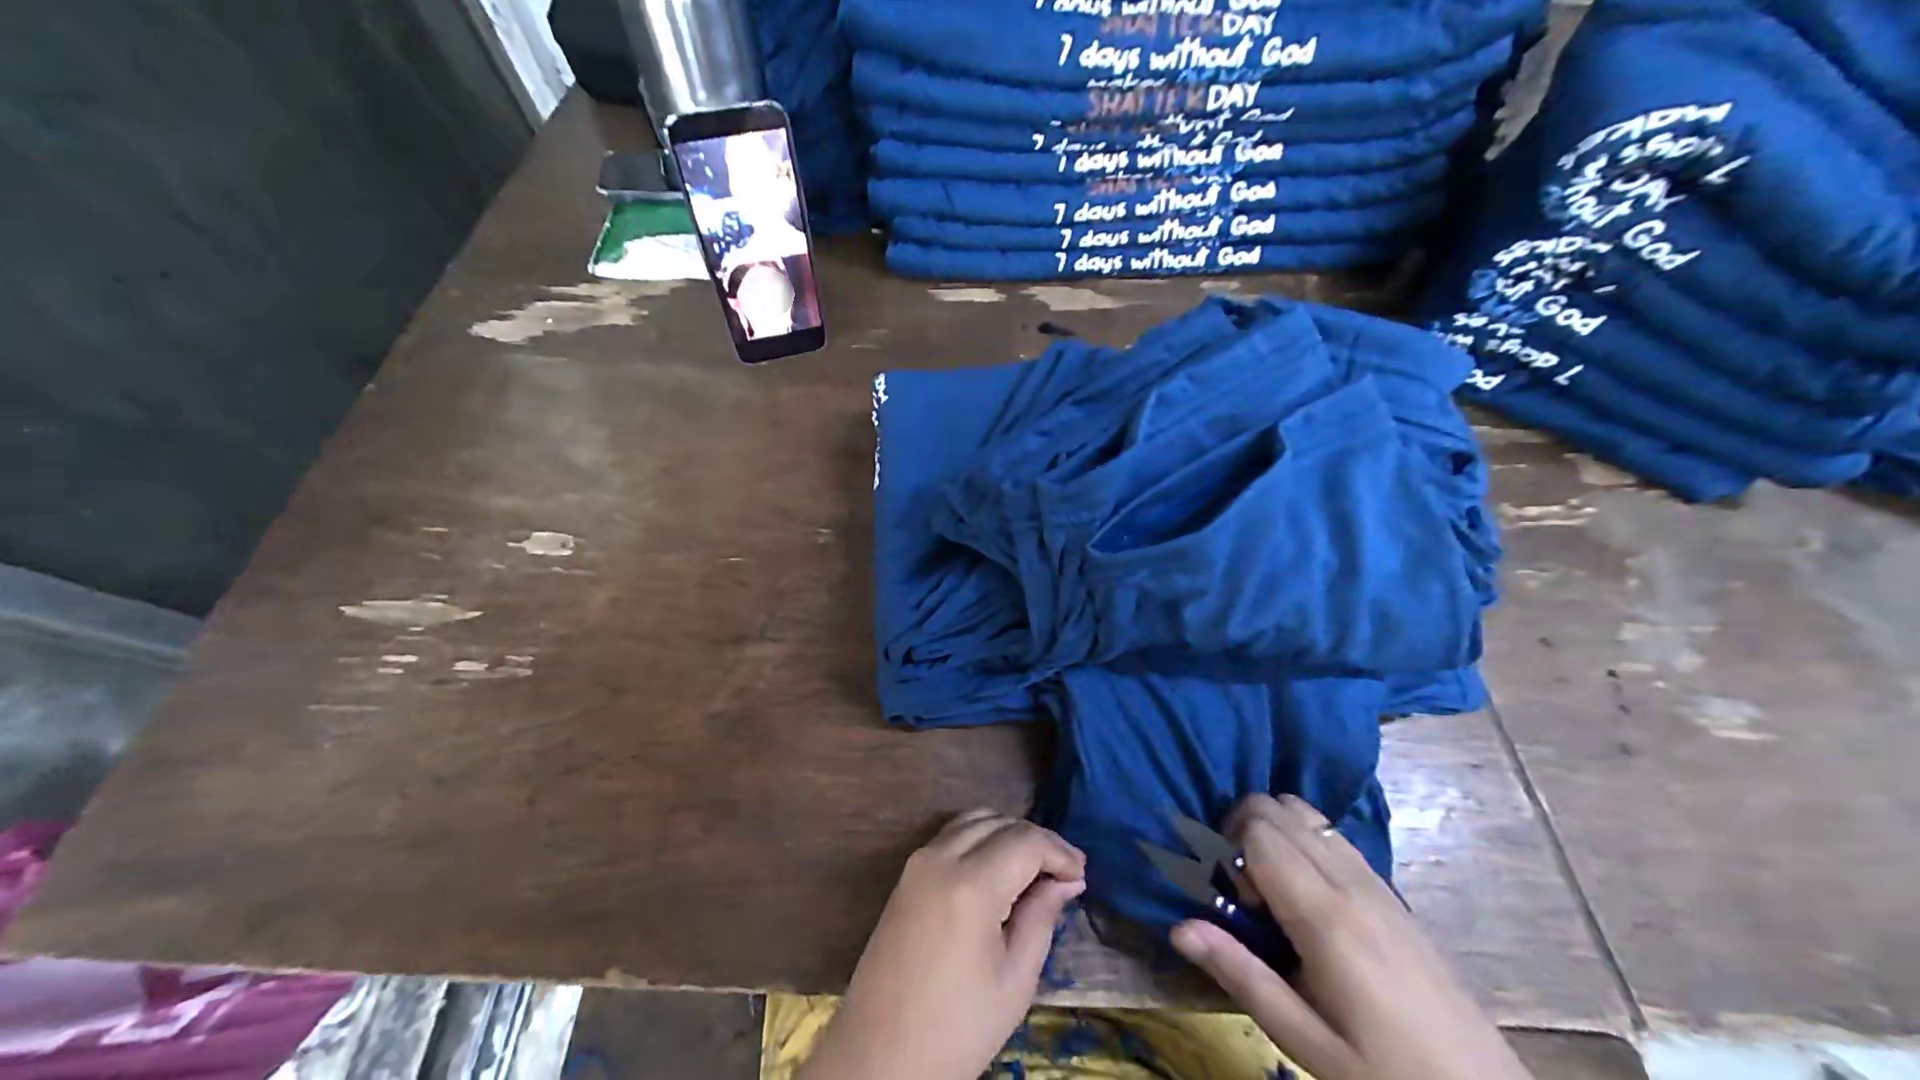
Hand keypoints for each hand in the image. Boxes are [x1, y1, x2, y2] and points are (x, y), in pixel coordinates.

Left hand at [800, 810, 1086, 1079]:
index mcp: (970, 884)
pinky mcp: (905, 876)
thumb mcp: (1015, 980)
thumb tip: (1067, 880)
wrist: (880, 1056)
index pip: (1026, 841)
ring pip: (973, 821)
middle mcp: (939, 859)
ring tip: (1036, 870)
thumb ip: (1042, 917)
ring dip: (1008, 834)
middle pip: (1000, 823)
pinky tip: (1000, 870)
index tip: (1082, 876)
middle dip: (1038, 841)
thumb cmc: (958, 1027)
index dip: (1060, 852)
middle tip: (1065, 874)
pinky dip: (981, 839)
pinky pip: (951, 836)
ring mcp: (917, 863)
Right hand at [1171, 795, 1532, 1079]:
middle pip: (1279, 809)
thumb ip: (1240, 975)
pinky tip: (1304, 893)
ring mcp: (1377, 883)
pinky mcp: (1393, 893)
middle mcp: (1350, 883)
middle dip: (1242, 829)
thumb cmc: (1387, 1076)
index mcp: (1325, 916)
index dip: (1228, 850)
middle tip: (1243, 893)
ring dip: (1274, 831)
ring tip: (1270, 890)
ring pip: (1308, 814)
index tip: (1232, 900)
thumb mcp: (1306, 1040)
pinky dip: (1303, 840)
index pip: (1259, 831)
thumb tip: (1178, 927)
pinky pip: (1334, 837)